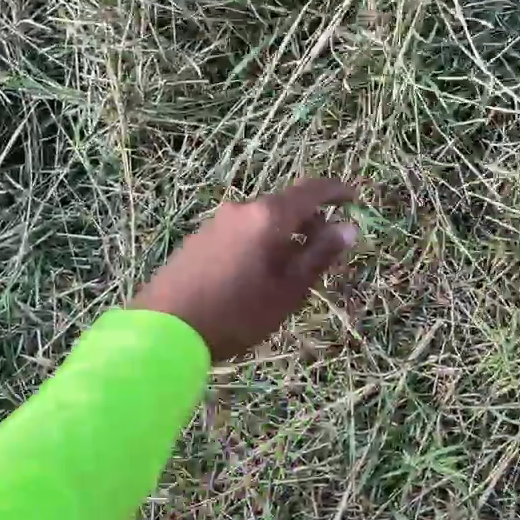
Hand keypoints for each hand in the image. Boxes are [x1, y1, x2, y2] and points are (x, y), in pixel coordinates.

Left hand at [131, 179, 357, 360]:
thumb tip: (348, 228)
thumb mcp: (288, 290)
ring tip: (292, 271)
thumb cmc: (237, 312)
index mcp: (268, 216)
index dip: (336, 192)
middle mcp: (242, 210)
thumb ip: (319, 256)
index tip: (354, 199)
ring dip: (284, 236)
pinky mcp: (199, 239)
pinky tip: (258, 275)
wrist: (165, 328)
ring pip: (262, 221)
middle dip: (311, 222)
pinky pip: (242, 232)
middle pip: (286, 206)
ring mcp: (217, 223)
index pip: (311, 190)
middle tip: (325, 251)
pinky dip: (261, 243)